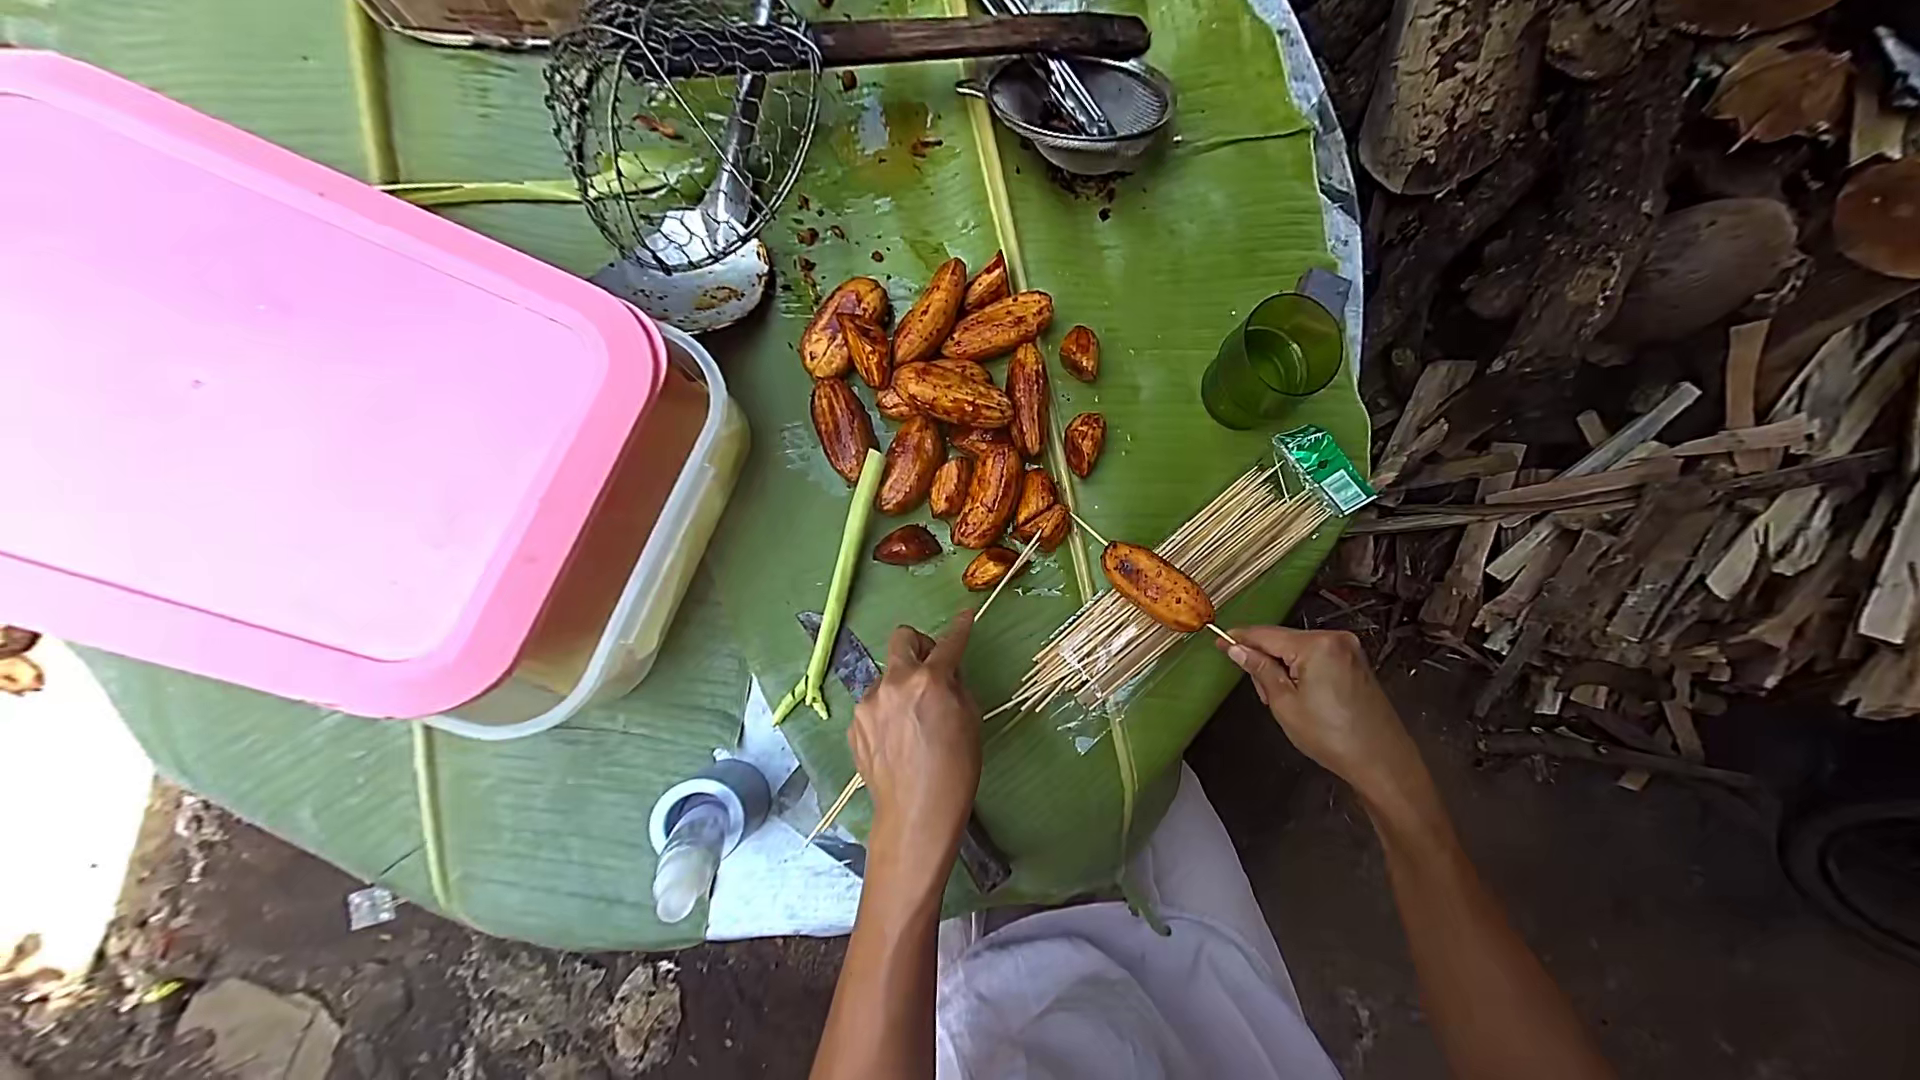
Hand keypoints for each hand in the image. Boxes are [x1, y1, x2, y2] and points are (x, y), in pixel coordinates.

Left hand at [849, 611, 981, 872]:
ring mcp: (868, 704)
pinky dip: (887, 710)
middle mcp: (894, 683)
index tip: (964, 617)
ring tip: (913, 720)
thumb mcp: (970, 721)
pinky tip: (898, 739)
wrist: (915, 815)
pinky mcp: (855, 725)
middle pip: (902, 638)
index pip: (948, 643)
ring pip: (887, 675)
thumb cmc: (955, 770)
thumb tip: (945, 671)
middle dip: (919, 643)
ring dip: (902, 684)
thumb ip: (956, 686)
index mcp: (929, 680)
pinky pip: (875, 704)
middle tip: (931, 666)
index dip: (960, 628)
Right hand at [1217, 626, 1430, 809]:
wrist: (1383, 763)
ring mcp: (1349, 650)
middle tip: (1261, 692)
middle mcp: (1336, 640)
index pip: (1266, 634)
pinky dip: (1300, 670)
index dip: (1239, 639)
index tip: (1220, 640)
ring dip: (1282, 667)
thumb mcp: (1284, 703)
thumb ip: (1259, 669)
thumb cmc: (1334, 738)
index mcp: (1317, 645)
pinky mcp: (1355, 663)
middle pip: (1283, 640)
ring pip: (1298, 649)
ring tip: (1281, 700)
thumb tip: (1237, 649)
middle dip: (1264, 659)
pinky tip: (1298, 694)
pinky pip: (1316, 656)